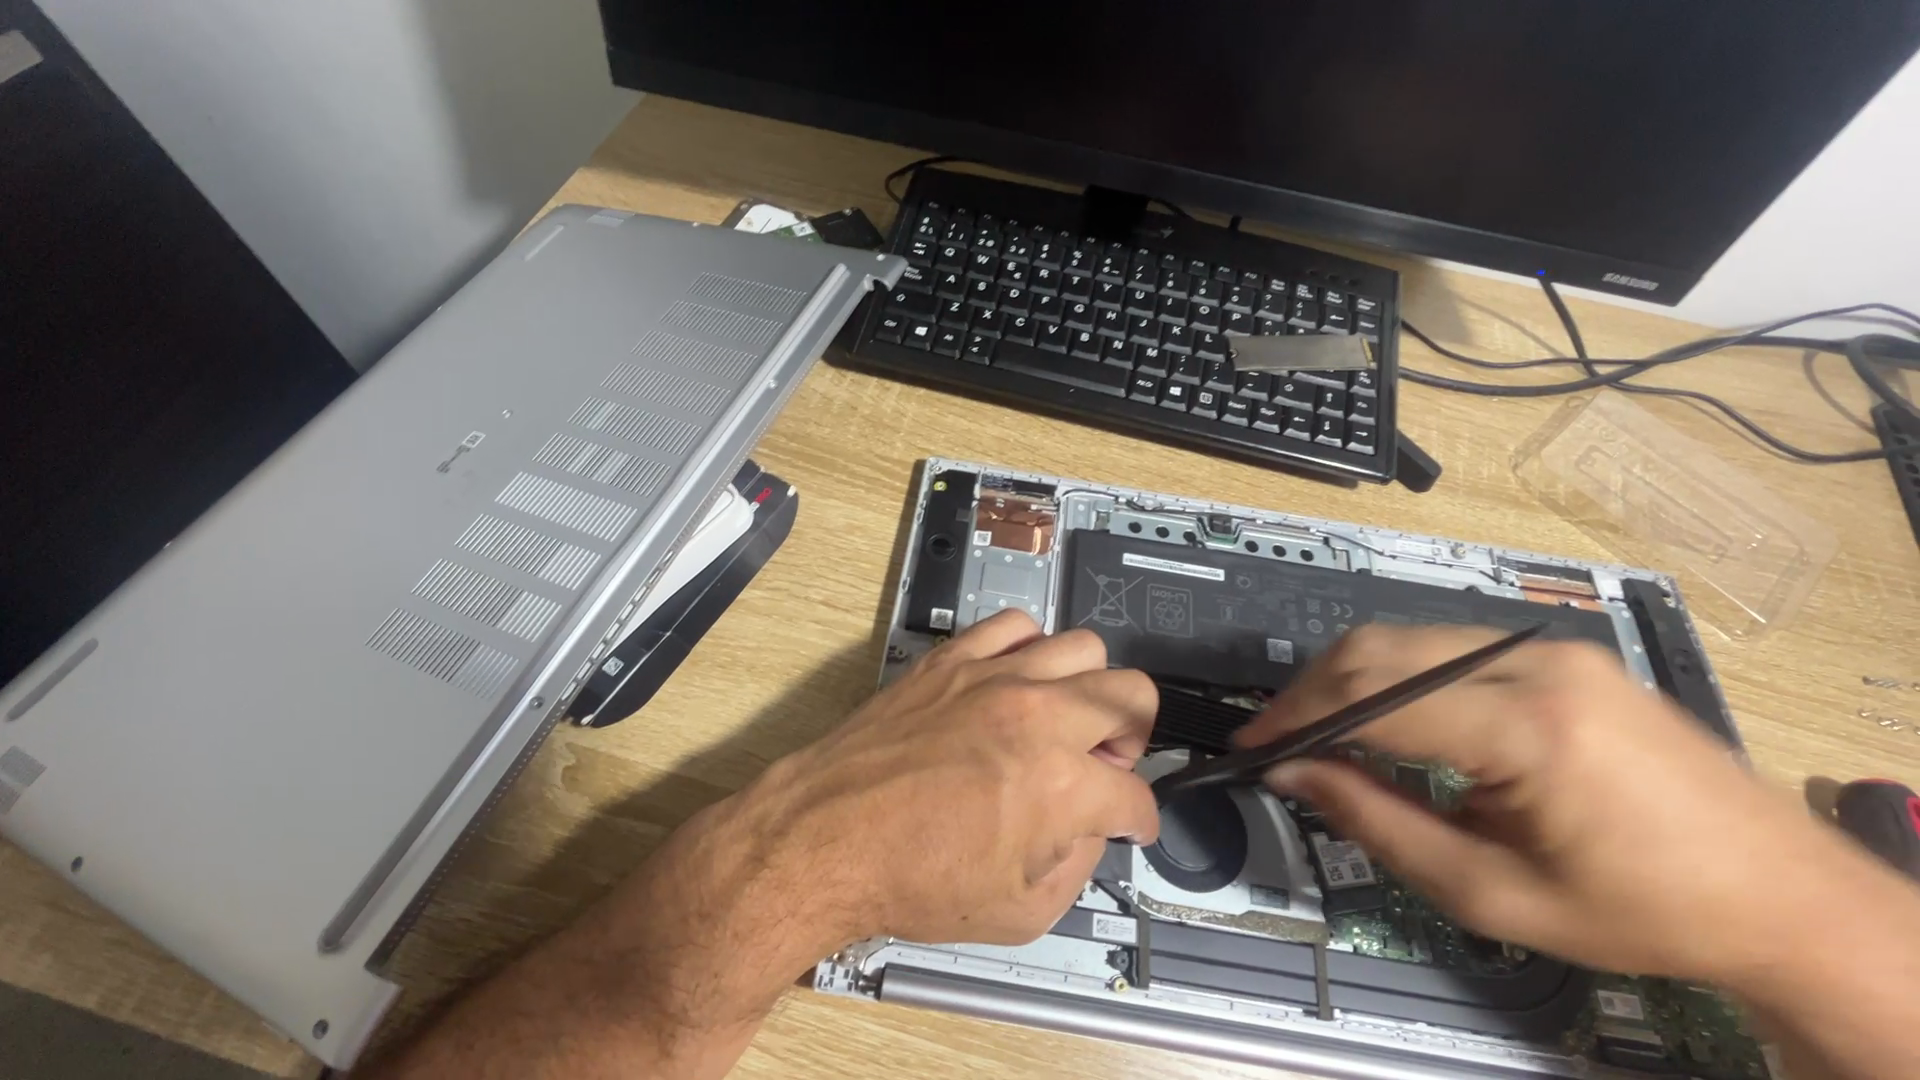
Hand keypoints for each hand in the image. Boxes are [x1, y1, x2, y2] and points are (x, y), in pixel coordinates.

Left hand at [744, 610, 1160, 947]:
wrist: (824, 839)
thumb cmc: (911, 880)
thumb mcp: (1018, 913)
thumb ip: (1076, 868)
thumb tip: (1087, 829)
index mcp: (1060, 785)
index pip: (1135, 797)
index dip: (1138, 821)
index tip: (1126, 825)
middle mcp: (1037, 716)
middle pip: (1134, 697)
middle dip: (1134, 739)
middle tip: (1105, 765)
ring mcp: (994, 677)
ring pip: (1085, 648)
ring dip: (1089, 688)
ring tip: (1065, 720)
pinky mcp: (952, 658)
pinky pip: (1014, 625)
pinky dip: (1029, 650)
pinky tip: (1016, 683)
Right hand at [1235, 624, 1844, 983]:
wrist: (1783, 894)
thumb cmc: (1640, 911)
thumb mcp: (1491, 892)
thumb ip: (1377, 822)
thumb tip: (1293, 774)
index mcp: (1529, 729)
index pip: (1373, 698)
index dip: (1298, 718)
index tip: (1253, 746)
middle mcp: (1535, 664)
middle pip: (1378, 649)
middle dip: (1310, 690)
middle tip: (1276, 737)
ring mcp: (1552, 650)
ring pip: (1405, 640)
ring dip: (1347, 679)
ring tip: (1317, 730)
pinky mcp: (1560, 653)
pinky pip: (1445, 648)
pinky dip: (1394, 676)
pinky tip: (1381, 716)